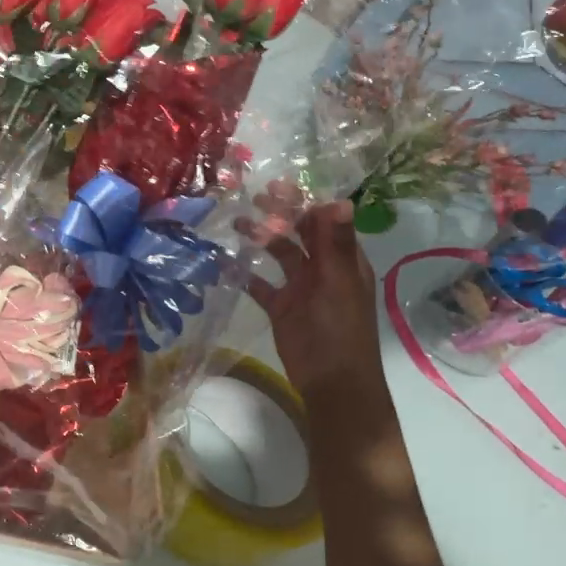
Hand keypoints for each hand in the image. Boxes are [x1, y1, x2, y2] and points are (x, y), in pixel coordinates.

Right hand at [234, 182, 377, 395]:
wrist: (331, 381)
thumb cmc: (339, 330)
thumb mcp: (338, 283)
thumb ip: (335, 243)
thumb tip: (341, 199)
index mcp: (343, 262)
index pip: (325, 222)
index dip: (305, 201)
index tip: (278, 184)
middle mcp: (322, 270)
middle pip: (300, 233)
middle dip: (279, 214)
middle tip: (252, 197)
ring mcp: (300, 288)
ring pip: (278, 254)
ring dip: (260, 237)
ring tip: (234, 223)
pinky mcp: (280, 306)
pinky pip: (258, 283)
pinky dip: (242, 272)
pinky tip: (222, 261)